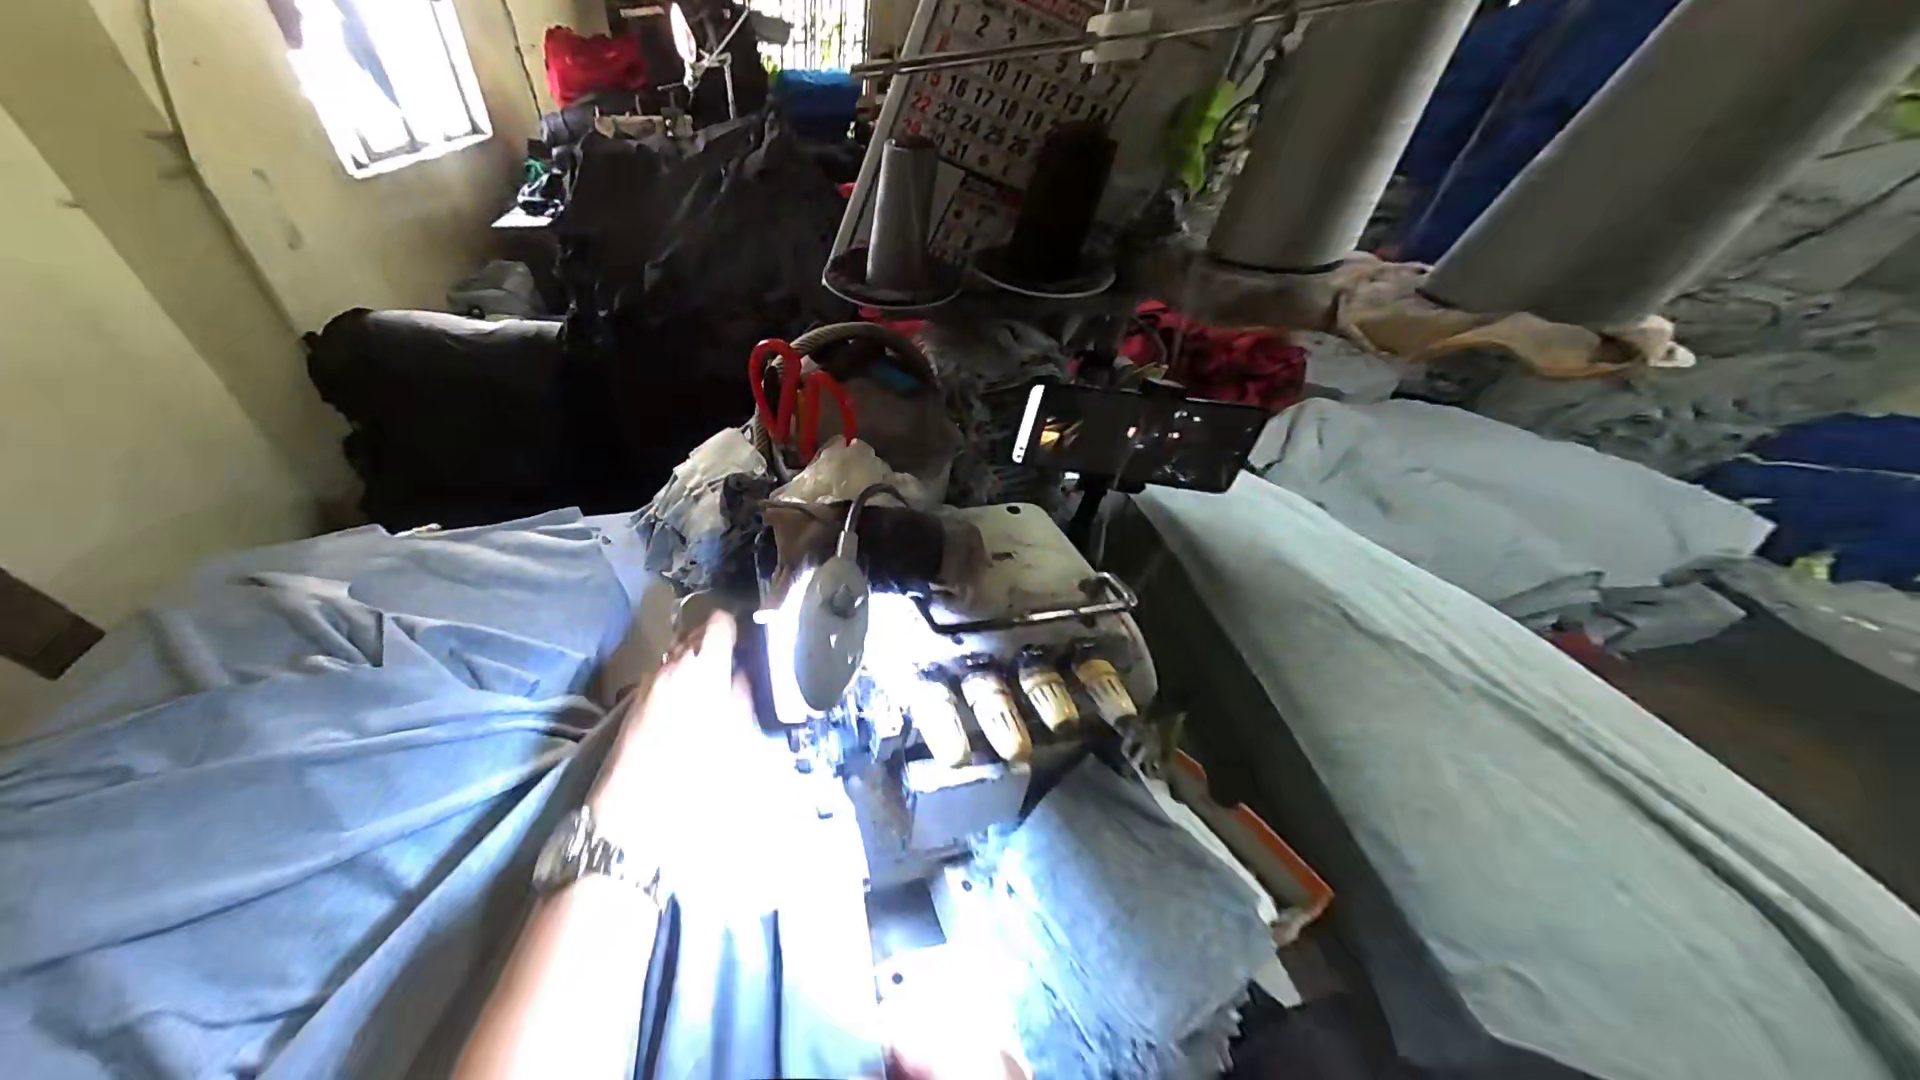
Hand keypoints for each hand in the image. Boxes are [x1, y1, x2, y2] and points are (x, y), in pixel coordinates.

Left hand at [586, 610, 801, 907]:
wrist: (631, 818)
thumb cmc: (695, 778)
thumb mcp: (736, 736)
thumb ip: (743, 697)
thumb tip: (746, 675)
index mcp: (702, 667)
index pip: (720, 622)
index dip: (739, 625)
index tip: (754, 639)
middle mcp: (671, 666)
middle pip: (696, 632)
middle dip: (718, 640)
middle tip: (741, 661)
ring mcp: (647, 682)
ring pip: (677, 653)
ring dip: (698, 659)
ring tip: (719, 682)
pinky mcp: (632, 702)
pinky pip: (664, 674)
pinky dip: (680, 677)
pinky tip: (692, 703)